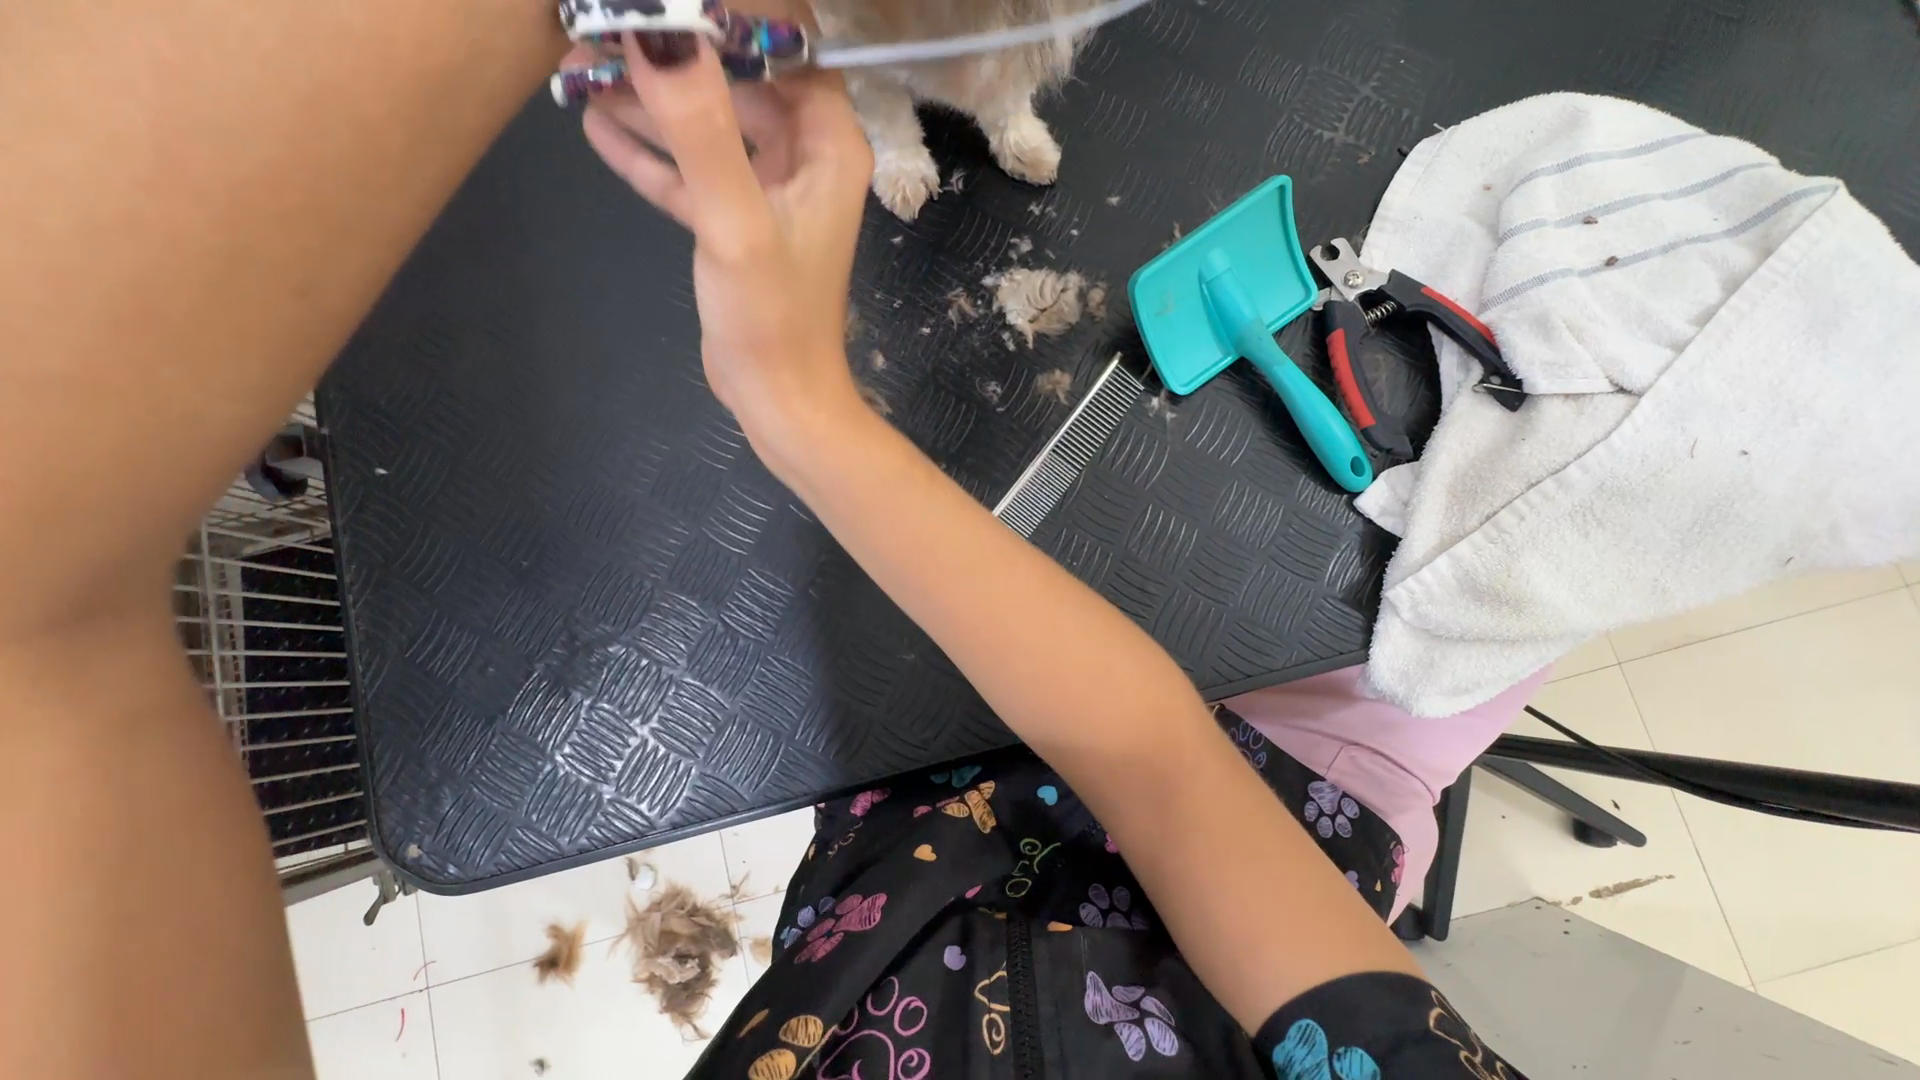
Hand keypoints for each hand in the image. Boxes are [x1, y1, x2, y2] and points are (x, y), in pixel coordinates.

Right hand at [580, 34, 874, 446]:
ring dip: (649, 104)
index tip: (660, 6)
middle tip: (597, 30)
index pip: (784, 47)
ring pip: (706, 127)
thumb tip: (658, 32)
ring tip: (575, 69)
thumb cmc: (771, 315)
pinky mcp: (737, 222)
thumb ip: (700, 129)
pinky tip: (595, 125)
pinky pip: (691, 174)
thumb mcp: (734, 219)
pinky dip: (651, 155)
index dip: (725, 20)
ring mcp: (770, 190)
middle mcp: (805, 157)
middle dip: (672, 55)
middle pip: (737, 80)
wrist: (776, 395)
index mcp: (827, 145)